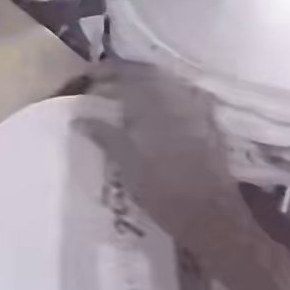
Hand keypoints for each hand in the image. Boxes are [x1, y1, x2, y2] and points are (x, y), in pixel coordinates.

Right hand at [76, 61, 255, 253]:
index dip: (108, 70)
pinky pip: (186, 98)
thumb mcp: (126, 164)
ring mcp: (198, 114)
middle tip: (106, 82)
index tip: (89, 74)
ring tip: (128, 92)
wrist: (211, 218)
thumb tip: (79, 119)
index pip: (130, 75)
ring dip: (148, 83)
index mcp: (156, 108)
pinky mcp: (210, 128)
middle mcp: (179, 103)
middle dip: (127, 73)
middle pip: (152, 74)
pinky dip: (167, 96)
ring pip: (170, 84)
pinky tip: (158, 109)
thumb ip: (104, 135)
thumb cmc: (163, 192)